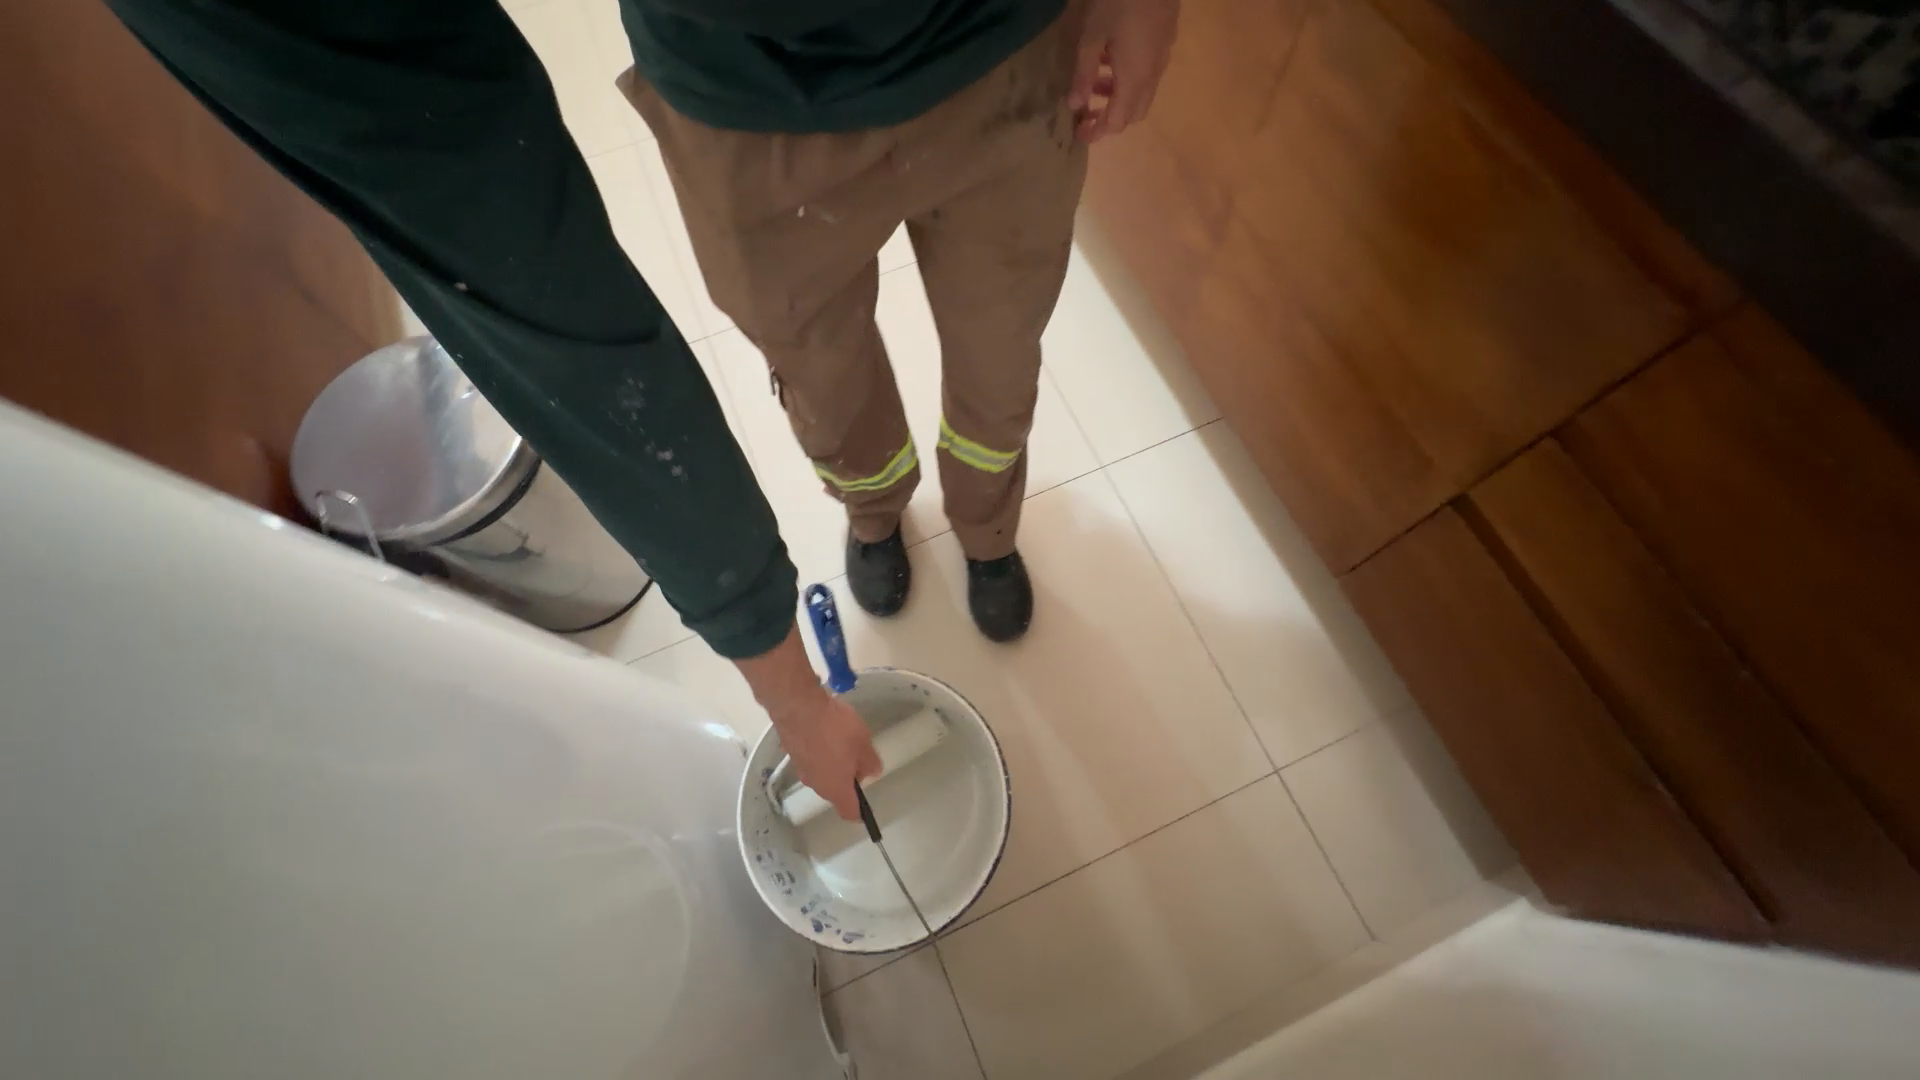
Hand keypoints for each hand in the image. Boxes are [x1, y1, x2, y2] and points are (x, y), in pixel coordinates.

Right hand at [769, 688, 882, 822]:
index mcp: (835, 788)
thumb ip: (870, 761)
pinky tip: (827, 732)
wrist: (798, 708)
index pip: (848, 812)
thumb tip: (872, 772)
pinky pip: (811, 759)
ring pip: (822, 774)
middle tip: (859, 758)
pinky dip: (820, 752)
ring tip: (844, 741)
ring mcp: (801, 769)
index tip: (866, 805)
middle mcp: (816, 784)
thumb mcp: (862, 743)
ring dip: (833, 764)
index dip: (859, 811)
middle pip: (835, 792)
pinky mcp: (791, 752)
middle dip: (848, 780)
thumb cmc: (835, 729)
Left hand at [1069, 0, 1180, 142]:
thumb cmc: (1119, 1)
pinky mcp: (1165, 41)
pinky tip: (1112, 61)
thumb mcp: (1092, 37)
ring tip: (1094, 85)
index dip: (1098, 132)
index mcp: (1134, 80)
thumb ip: (1083, 75)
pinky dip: (1128, 80)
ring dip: (1117, 97)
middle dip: (1109, 118)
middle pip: (1132, 113)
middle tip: (1086, 113)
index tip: (1079, 133)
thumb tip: (1075, 105)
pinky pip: (1147, 74)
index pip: (1117, 122)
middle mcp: (1152, 76)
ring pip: (1141, 94)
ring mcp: (1162, 58)